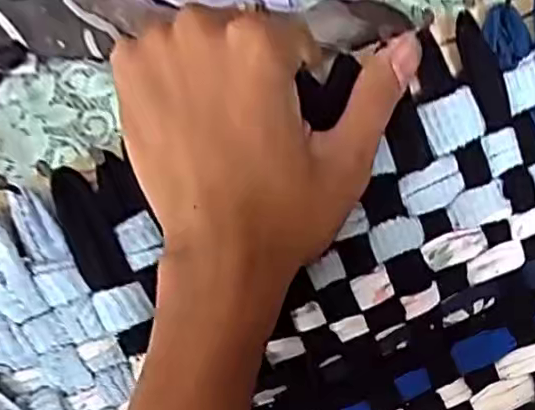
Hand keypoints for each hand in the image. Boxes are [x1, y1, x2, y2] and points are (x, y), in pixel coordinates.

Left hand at [110, 8, 417, 283]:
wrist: (222, 257)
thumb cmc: (288, 216)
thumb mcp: (345, 164)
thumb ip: (374, 98)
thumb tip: (408, 48)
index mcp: (258, 43)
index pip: (295, 41)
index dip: (303, 88)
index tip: (297, 131)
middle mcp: (200, 26)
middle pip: (245, 38)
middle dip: (257, 77)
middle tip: (262, 140)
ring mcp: (155, 46)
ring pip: (203, 45)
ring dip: (217, 77)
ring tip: (227, 137)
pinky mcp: (126, 71)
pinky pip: (162, 58)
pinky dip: (178, 84)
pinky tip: (193, 129)